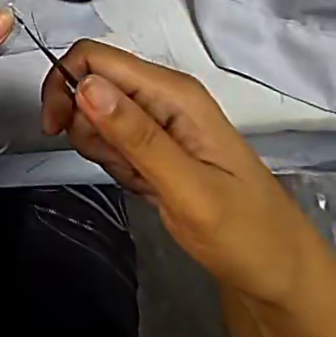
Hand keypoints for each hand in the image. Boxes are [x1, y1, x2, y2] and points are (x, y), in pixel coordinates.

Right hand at [41, 39, 326, 305]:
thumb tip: (86, 85)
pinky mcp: (150, 140)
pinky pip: (106, 135)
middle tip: (108, 162)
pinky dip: (109, 159)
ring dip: (97, 145)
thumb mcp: (191, 190)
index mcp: (173, 93)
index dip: (65, 82)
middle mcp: (161, 96)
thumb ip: (136, 135)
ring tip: (136, 178)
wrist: (280, 278)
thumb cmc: (248, 236)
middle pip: (88, 80)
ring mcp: (156, 118)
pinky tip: (139, 182)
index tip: (55, 127)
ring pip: (92, 110)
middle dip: (81, 120)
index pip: (95, 57)